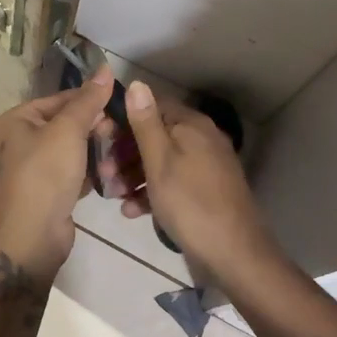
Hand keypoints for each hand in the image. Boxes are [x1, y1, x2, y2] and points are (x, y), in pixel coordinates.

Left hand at [0, 66, 112, 278]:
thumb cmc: (45, 174)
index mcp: (17, 120)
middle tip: (119, 133)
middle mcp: (21, 140)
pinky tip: (109, 175)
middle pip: (66, 124)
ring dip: (95, 152)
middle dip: (94, 129)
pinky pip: (73, 172)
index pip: (60, 99)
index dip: (89, 101)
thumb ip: (88, 100)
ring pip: (72, 149)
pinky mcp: (48, 192)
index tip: (119, 106)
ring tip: (117, 155)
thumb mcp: (68, 130)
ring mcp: (34, 168)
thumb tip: (104, 67)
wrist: (32, 236)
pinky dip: (89, 173)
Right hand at [122, 81, 272, 275]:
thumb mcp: (160, 161)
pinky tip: (132, 210)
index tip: (101, 141)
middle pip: (155, 135)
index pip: (151, 107)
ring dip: (135, 175)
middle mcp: (201, 138)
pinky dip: (152, 191)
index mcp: (191, 124)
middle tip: (103, 175)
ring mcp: (205, 165)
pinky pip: (173, 181)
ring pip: (162, 160)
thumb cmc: (190, 203)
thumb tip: (137, 82)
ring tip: (113, 195)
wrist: (235, 255)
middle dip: (126, 154)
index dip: (123, 121)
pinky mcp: (206, 190)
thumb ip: (145, 122)